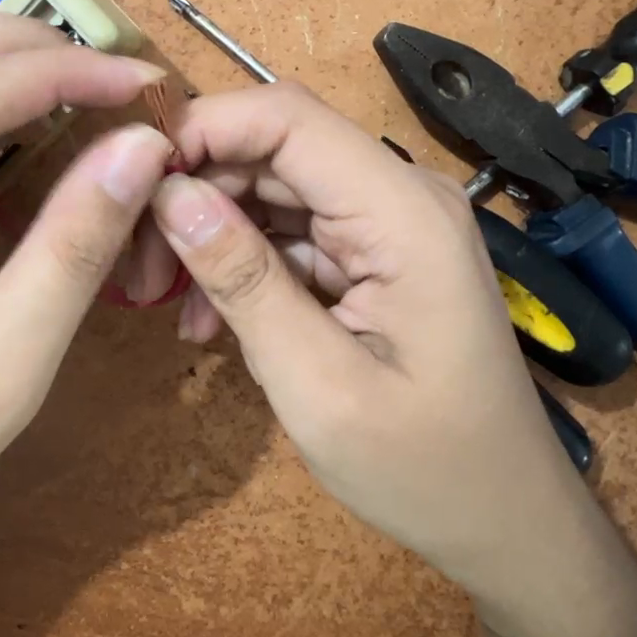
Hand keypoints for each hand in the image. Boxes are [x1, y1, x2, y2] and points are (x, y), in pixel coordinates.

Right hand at [148, 83, 586, 587]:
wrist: (502, 517)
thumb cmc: (424, 469)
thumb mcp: (318, 386)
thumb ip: (243, 281)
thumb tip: (169, 196)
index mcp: (402, 213)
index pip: (287, 118)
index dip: (202, 129)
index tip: (133, 185)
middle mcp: (396, 195)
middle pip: (270, 149)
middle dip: (193, 190)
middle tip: (137, 263)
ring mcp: (383, 222)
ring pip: (268, 187)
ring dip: (208, 230)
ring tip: (162, 298)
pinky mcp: (369, 251)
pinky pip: (285, 229)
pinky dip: (237, 261)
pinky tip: (207, 317)